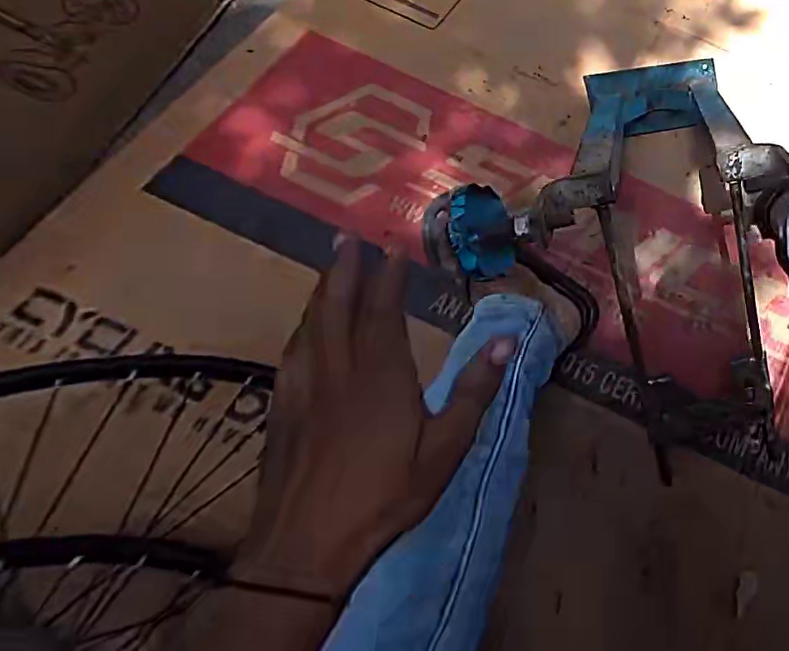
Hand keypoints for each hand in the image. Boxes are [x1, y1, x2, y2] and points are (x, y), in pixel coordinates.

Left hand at [238, 237, 511, 597]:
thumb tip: (505, 341)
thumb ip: (475, 391)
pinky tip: (302, 329)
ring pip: (311, 324)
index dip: (388, 276)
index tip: (393, 249)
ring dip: (321, 291)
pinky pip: (293, 352)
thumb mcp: (446, 448)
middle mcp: (339, 368)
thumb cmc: (385, 495)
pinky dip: (302, 327)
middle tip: (346, 238)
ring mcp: (305, 388)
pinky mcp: (283, 409)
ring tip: (328, 269)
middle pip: (338, 305)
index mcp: (380, 372)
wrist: (304, 549)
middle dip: (344, 269)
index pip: (383, 309)